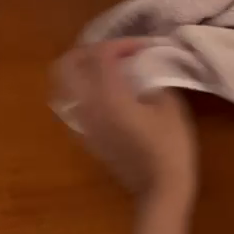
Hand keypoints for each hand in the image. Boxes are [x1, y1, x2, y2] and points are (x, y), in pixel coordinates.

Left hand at [51, 40, 196, 207]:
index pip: (101, 54)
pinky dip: (82, 90)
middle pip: (68, 64)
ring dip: (81, 70)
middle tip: (115, 53)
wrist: (160, 189)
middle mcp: (87, 106)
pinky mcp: (84, 135)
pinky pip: (71, 104)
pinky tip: (104, 94)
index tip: (145, 47)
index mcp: (108, 95)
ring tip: (106, 70)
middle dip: (90, 52)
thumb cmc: (171, 147)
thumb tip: (143, 67)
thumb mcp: (170, 105)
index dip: (122, 44)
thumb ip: (152, 78)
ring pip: (62, 85)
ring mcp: (82, 122)